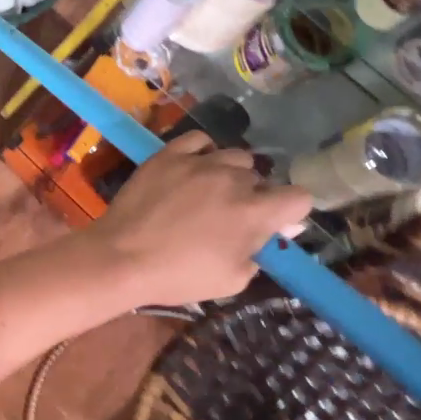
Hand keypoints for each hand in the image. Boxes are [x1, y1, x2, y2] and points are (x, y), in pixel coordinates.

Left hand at [82, 131, 311, 307]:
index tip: (272, 223)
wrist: (121, 257)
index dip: (290, 212)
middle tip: (230, 216)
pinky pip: (197, 140)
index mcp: (255, 211)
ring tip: (210, 191)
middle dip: (253, 196)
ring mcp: (198, 163)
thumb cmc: (178, 276)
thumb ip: (260, 251)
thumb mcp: (233, 279)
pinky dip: (202, 151)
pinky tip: (194, 166)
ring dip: (230, 173)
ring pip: (233, 156)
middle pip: (260, 178)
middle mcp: (232, 179)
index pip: (299, 197)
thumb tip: (277, 230)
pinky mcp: (167, 155)